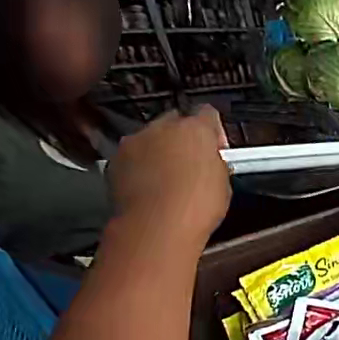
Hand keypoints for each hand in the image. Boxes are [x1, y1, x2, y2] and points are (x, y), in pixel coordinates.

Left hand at [107, 106, 230, 244]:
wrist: (157, 226)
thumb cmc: (199, 205)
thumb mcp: (223, 181)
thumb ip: (215, 160)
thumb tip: (209, 159)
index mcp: (194, 129)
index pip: (207, 113)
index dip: (213, 130)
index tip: (217, 147)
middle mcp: (161, 127)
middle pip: (175, 122)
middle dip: (184, 138)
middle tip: (195, 163)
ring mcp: (134, 142)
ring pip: (151, 138)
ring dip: (161, 151)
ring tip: (172, 178)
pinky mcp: (115, 161)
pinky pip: (134, 157)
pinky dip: (142, 166)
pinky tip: (153, 187)